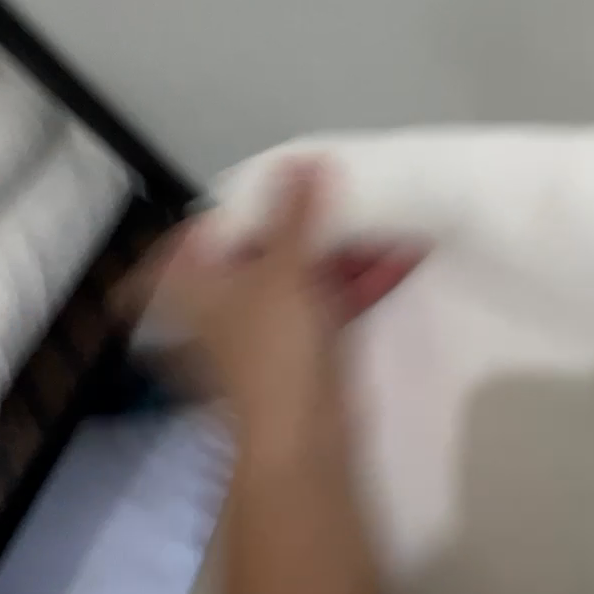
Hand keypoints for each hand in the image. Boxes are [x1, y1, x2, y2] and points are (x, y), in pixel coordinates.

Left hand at [151, 159, 422, 462]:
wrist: (304, 434)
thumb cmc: (274, 351)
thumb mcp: (283, 272)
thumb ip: (297, 215)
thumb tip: (308, 159)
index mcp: (191, 279)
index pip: (218, 220)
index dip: (260, 198)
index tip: (303, 180)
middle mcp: (223, 297)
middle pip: (271, 245)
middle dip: (319, 224)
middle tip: (356, 197)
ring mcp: (268, 322)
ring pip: (309, 272)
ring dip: (351, 252)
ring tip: (392, 223)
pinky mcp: (309, 343)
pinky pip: (333, 298)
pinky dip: (362, 280)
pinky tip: (403, 259)